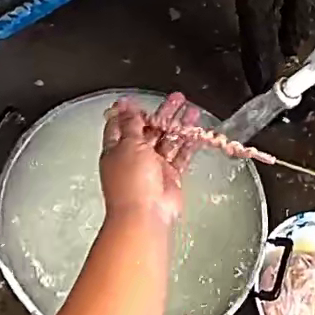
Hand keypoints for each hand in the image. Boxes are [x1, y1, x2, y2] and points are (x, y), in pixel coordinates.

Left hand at [99, 93, 199, 225]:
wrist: (145, 214)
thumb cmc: (131, 182)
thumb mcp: (128, 145)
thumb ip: (131, 124)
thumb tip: (125, 106)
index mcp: (117, 148)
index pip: (121, 124)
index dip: (129, 111)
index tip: (136, 99)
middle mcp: (134, 156)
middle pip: (149, 129)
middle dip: (163, 113)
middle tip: (177, 99)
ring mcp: (153, 166)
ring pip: (168, 140)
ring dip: (179, 125)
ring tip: (192, 110)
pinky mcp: (170, 176)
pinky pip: (180, 156)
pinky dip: (188, 143)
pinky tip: (196, 131)